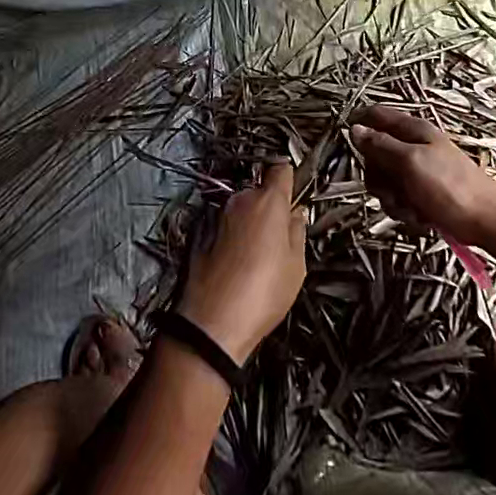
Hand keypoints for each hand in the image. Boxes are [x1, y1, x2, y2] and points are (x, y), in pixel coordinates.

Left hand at [176, 163, 305, 363]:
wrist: (211, 324)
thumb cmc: (262, 294)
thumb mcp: (295, 266)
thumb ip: (297, 231)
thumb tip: (296, 214)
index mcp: (268, 202)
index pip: (281, 170)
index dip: (289, 180)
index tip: (294, 195)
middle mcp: (240, 200)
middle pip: (260, 192)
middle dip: (269, 208)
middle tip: (278, 239)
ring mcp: (216, 215)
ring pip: (241, 210)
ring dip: (249, 223)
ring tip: (256, 257)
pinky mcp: (198, 233)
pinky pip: (223, 226)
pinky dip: (231, 236)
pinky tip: (236, 263)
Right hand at [349, 105, 495, 244]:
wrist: (488, 222)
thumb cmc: (451, 188)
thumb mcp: (410, 162)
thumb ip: (380, 145)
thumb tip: (355, 129)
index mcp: (412, 131)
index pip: (375, 116)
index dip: (360, 128)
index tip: (352, 149)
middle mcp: (414, 147)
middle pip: (375, 155)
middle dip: (378, 178)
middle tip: (392, 189)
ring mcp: (419, 171)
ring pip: (385, 182)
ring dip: (393, 200)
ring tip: (412, 208)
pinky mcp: (424, 194)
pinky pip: (400, 200)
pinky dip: (406, 211)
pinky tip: (421, 217)